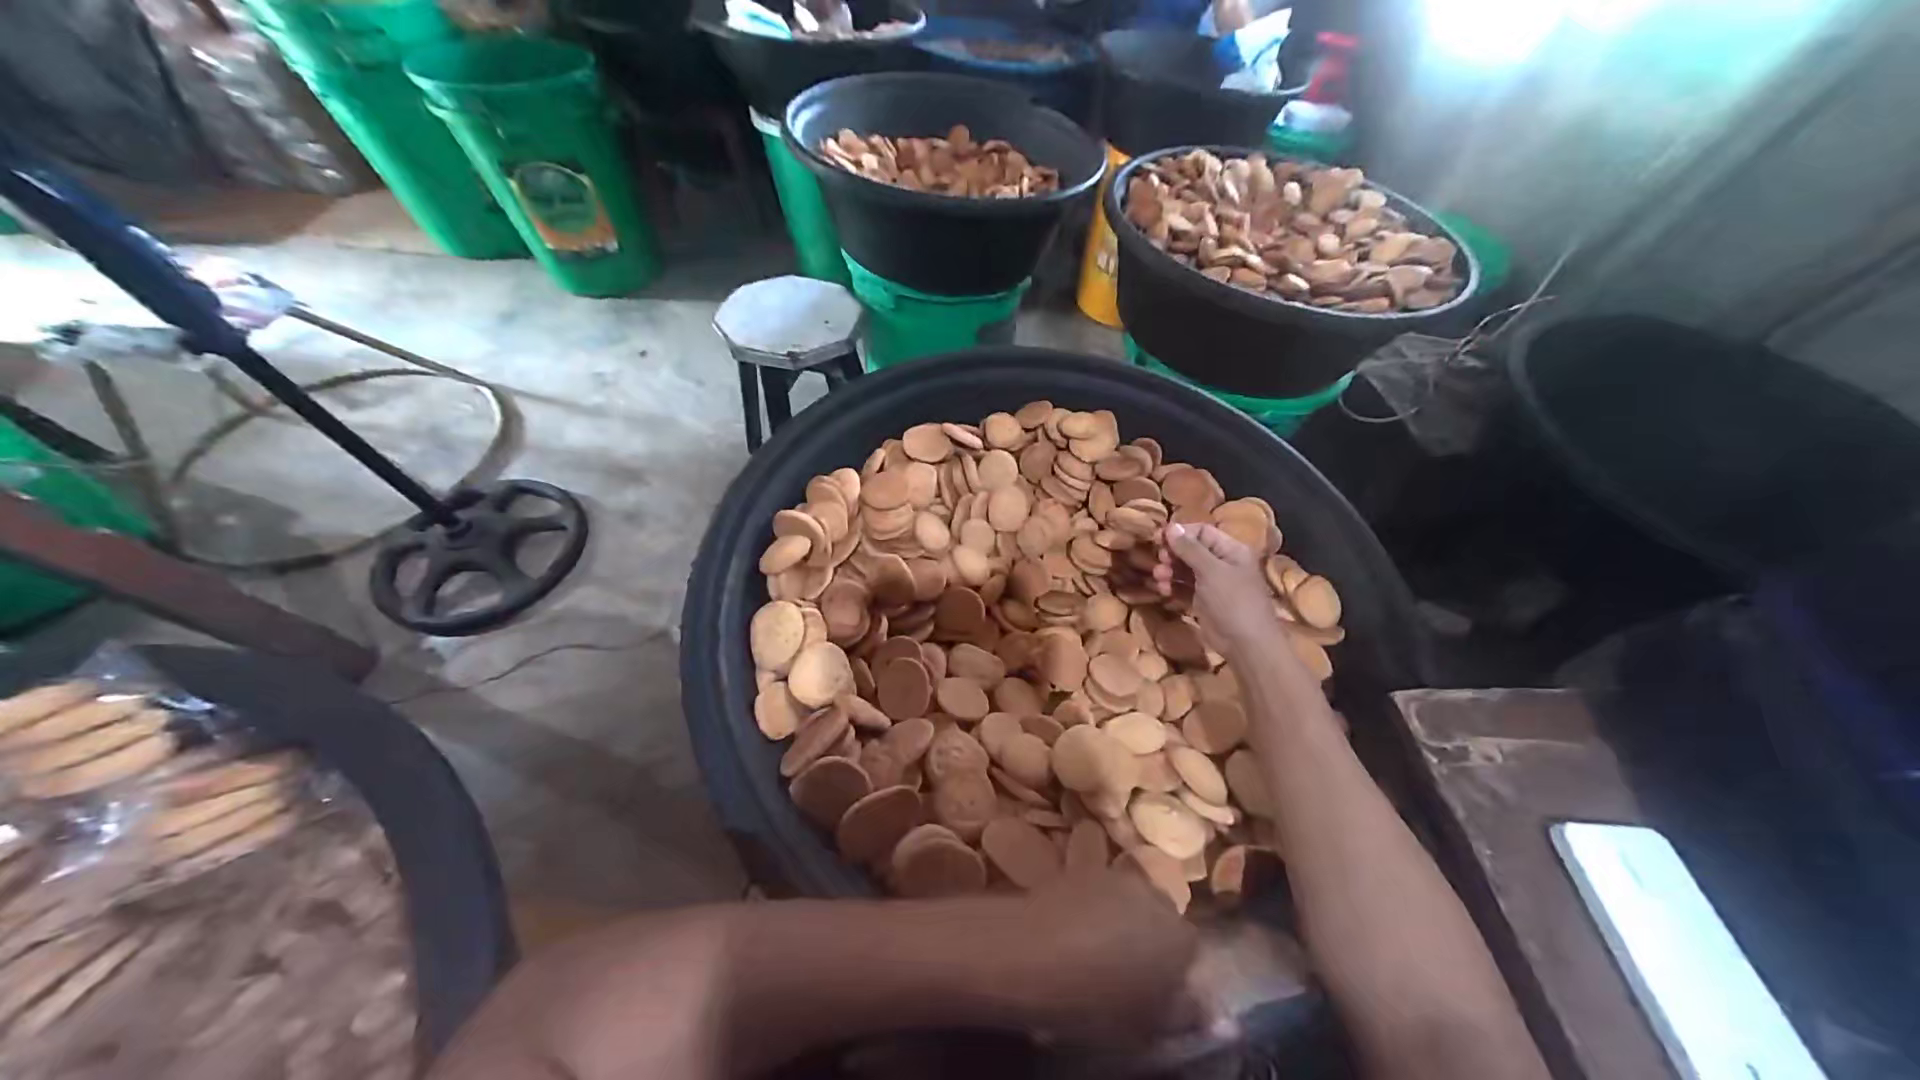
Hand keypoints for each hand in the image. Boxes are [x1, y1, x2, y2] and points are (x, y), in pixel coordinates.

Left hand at [994, 870, 1199, 1045]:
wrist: (1032, 951)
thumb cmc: (1095, 1000)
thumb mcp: (1145, 1026)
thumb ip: (1186, 1015)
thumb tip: (1222, 1019)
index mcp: (1181, 939)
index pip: (1189, 951)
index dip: (1171, 970)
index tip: (1151, 990)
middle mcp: (1155, 896)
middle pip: (1160, 917)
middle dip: (1148, 937)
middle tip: (1123, 968)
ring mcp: (1116, 876)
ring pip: (1128, 900)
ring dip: (1119, 917)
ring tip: (1092, 947)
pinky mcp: (1082, 867)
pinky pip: (1097, 890)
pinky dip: (1091, 905)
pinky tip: (1070, 929)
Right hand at [1152, 522, 1280, 658]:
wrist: (1245, 643)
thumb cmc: (1232, 601)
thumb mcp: (1211, 570)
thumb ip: (1189, 548)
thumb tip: (1171, 526)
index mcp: (1231, 550)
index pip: (1202, 532)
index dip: (1180, 533)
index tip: (1158, 539)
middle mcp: (1222, 563)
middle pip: (1191, 550)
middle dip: (1172, 554)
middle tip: (1160, 561)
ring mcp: (1212, 583)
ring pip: (1185, 569)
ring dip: (1169, 571)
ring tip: (1159, 578)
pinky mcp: (1203, 600)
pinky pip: (1183, 587)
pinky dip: (1172, 587)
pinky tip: (1163, 591)